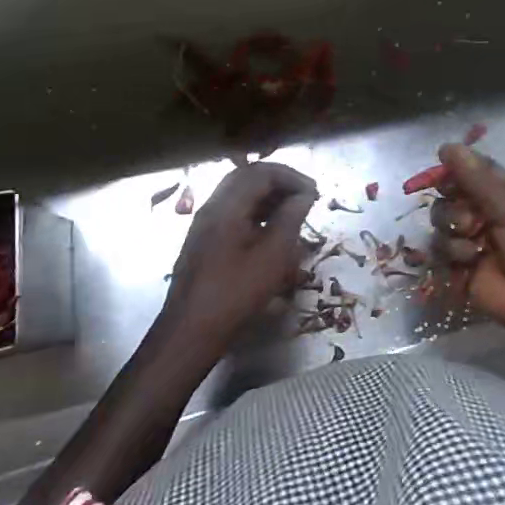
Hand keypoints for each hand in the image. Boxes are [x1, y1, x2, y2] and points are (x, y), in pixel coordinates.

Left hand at [160, 162, 318, 346]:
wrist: (189, 330)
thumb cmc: (235, 294)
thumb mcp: (271, 257)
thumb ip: (289, 220)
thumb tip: (303, 196)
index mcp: (226, 206)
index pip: (261, 173)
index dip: (291, 177)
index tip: (314, 192)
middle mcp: (211, 207)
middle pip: (246, 178)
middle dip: (278, 182)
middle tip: (305, 197)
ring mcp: (203, 225)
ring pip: (237, 196)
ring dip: (266, 197)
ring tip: (292, 213)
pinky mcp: (203, 242)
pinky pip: (231, 213)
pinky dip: (254, 213)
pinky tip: (270, 232)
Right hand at [428, 144, 504, 335]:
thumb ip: (478, 181)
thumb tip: (448, 147)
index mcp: (498, 193)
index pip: (468, 169)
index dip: (453, 168)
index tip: (440, 172)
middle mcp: (479, 210)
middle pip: (446, 194)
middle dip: (453, 206)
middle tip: (470, 220)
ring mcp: (466, 236)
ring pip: (439, 220)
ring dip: (453, 230)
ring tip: (475, 246)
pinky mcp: (455, 262)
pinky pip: (437, 247)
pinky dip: (452, 252)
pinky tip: (470, 262)